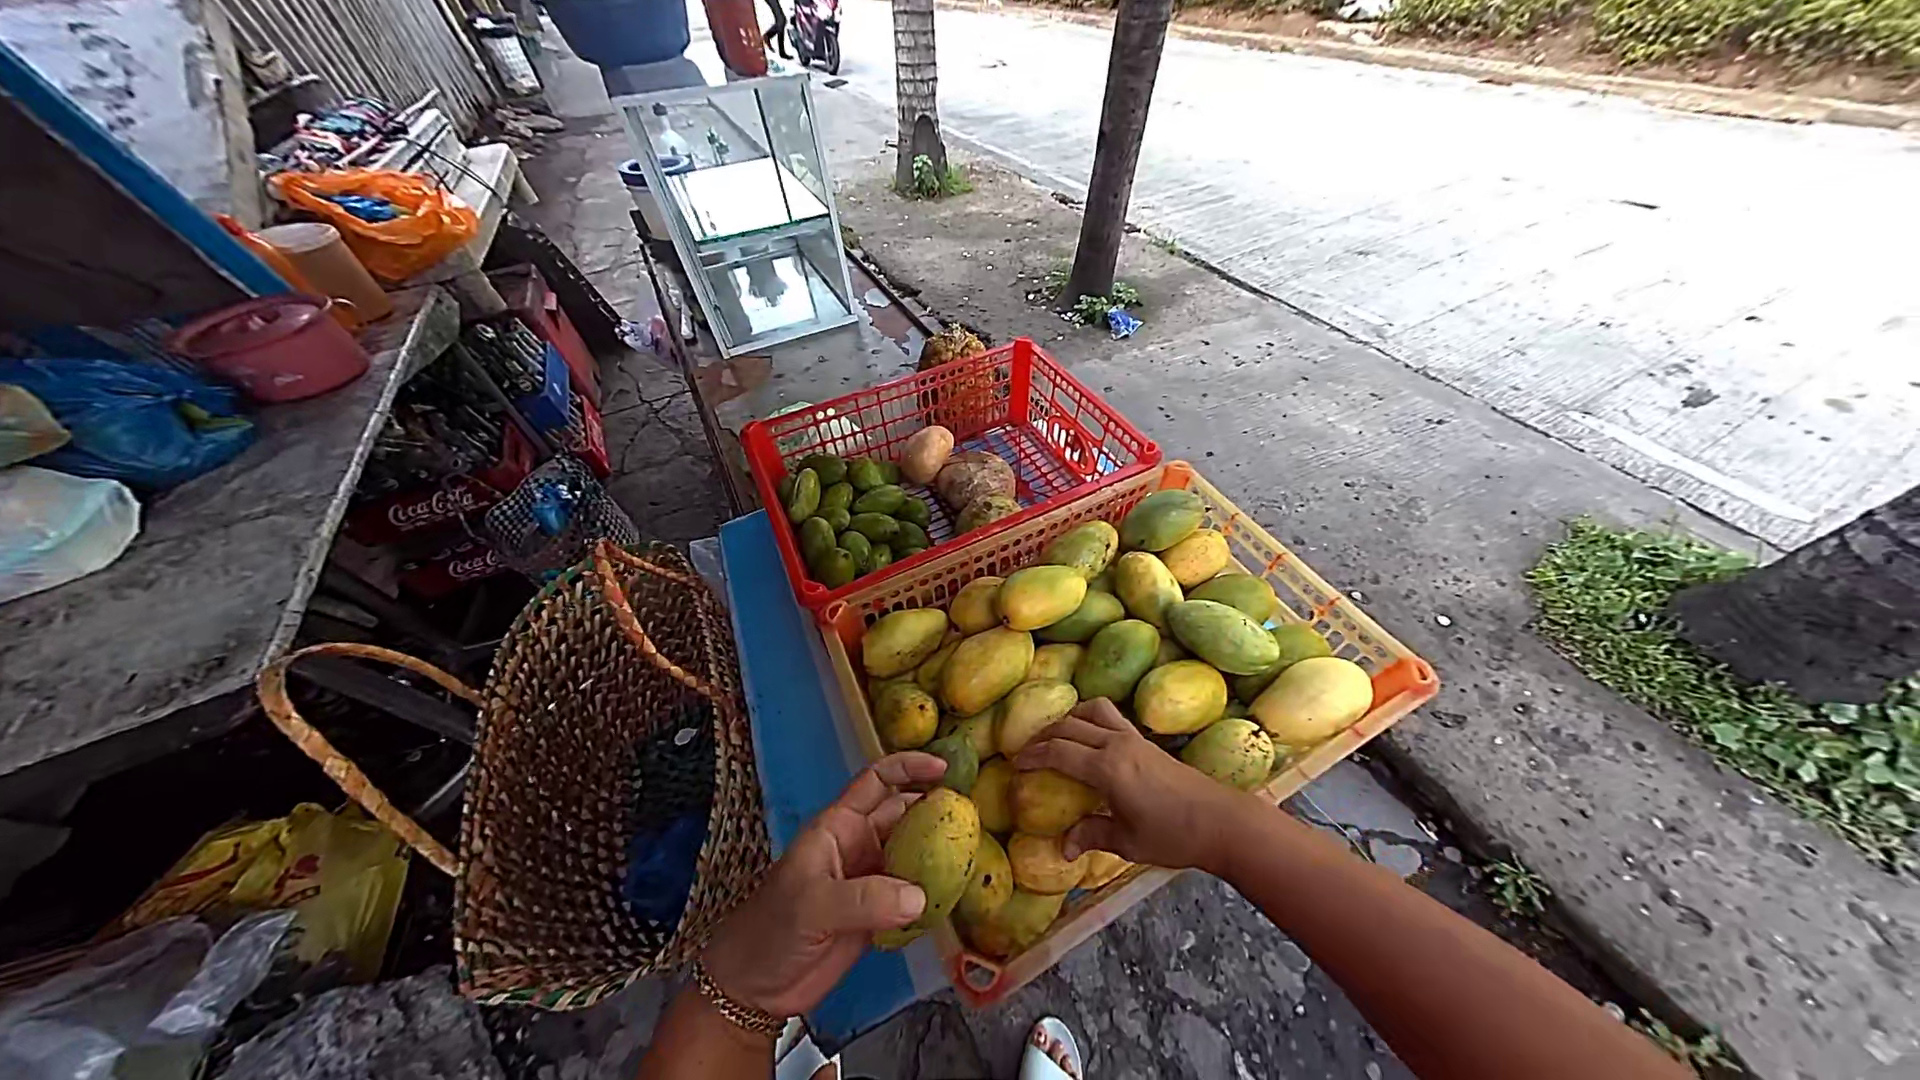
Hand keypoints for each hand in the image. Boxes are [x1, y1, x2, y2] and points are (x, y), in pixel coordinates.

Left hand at [700, 752, 945, 1018]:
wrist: (754, 988)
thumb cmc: (772, 928)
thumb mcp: (812, 905)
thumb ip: (864, 899)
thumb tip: (920, 897)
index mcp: (839, 825)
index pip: (877, 781)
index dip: (909, 767)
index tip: (944, 767)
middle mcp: (860, 844)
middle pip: (905, 815)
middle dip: (935, 811)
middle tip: (971, 817)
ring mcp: (871, 879)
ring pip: (914, 854)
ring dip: (939, 855)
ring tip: (972, 856)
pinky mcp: (879, 914)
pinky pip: (914, 895)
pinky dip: (934, 895)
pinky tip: (955, 897)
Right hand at [1015, 698, 1251, 873]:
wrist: (1221, 821)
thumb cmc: (1173, 835)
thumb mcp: (1128, 842)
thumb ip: (1091, 836)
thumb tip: (1062, 848)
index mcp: (1107, 768)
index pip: (1059, 752)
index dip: (1033, 755)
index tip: (1016, 763)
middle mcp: (1116, 744)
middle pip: (1069, 726)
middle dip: (1043, 736)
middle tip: (1027, 751)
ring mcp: (1132, 738)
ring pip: (1091, 711)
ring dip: (1069, 719)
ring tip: (1056, 736)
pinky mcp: (1145, 740)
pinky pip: (1110, 717)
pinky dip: (1090, 719)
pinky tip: (1089, 739)